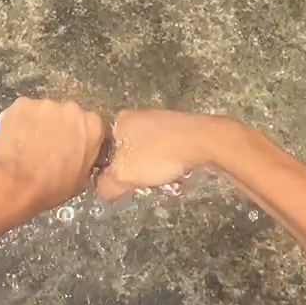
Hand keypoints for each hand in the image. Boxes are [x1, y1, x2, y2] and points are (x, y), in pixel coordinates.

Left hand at [0, 97, 106, 214]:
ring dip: (37, 124)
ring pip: (42, 111)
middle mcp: (72, 109)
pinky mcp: (21, 103)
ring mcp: (45, 104)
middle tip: (47, 146)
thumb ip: (85, 157)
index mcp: (93, 126)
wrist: (17, 182)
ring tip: (27, 144)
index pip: (89, 126)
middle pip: (66, 114)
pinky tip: (13, 138)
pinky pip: (22, 111)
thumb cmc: (52, 186)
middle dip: (58, 127)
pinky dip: (18, 121)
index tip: (69, 148)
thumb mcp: (81, 178)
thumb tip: (77, 155)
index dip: (78, 137)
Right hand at [93, 110, 238, 200]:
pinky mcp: (182, 127)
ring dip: (156, 171)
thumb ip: (106, 185)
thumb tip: (101, 189)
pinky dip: (172, 164)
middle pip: (129, 153)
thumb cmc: (158, 155)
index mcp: (119, 121)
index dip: (111, 170)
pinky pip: (169, 151)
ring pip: (151, 154)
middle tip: (146, 184)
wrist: (203, 141)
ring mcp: (161, 120)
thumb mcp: (124, 176)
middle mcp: (138, 116)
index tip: (122, 183)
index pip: (104, 149)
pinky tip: (179, 174)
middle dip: (137, 172)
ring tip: (166, 182)